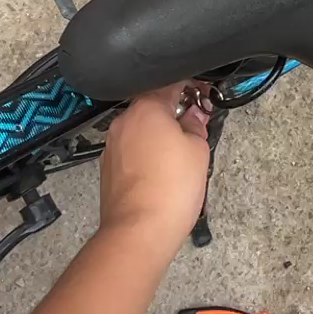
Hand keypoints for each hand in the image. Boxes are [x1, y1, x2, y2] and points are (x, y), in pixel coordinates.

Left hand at [98, 83, 210, 249]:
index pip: (172, 82)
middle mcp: (124, 121)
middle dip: (175, 114)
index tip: (203, 96)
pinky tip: (163, 171)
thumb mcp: (198, 149)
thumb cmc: (169, 190)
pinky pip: (132, 150)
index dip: (192, 87)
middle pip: (153, 106)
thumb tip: (193, 117)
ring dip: (160, 135)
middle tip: (197, 129)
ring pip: (142, 129)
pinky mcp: (108, 168)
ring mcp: (113, 145)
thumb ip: (196, 125)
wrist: (139, 231)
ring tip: (181, 155)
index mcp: (147, 108)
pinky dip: (147, 153)